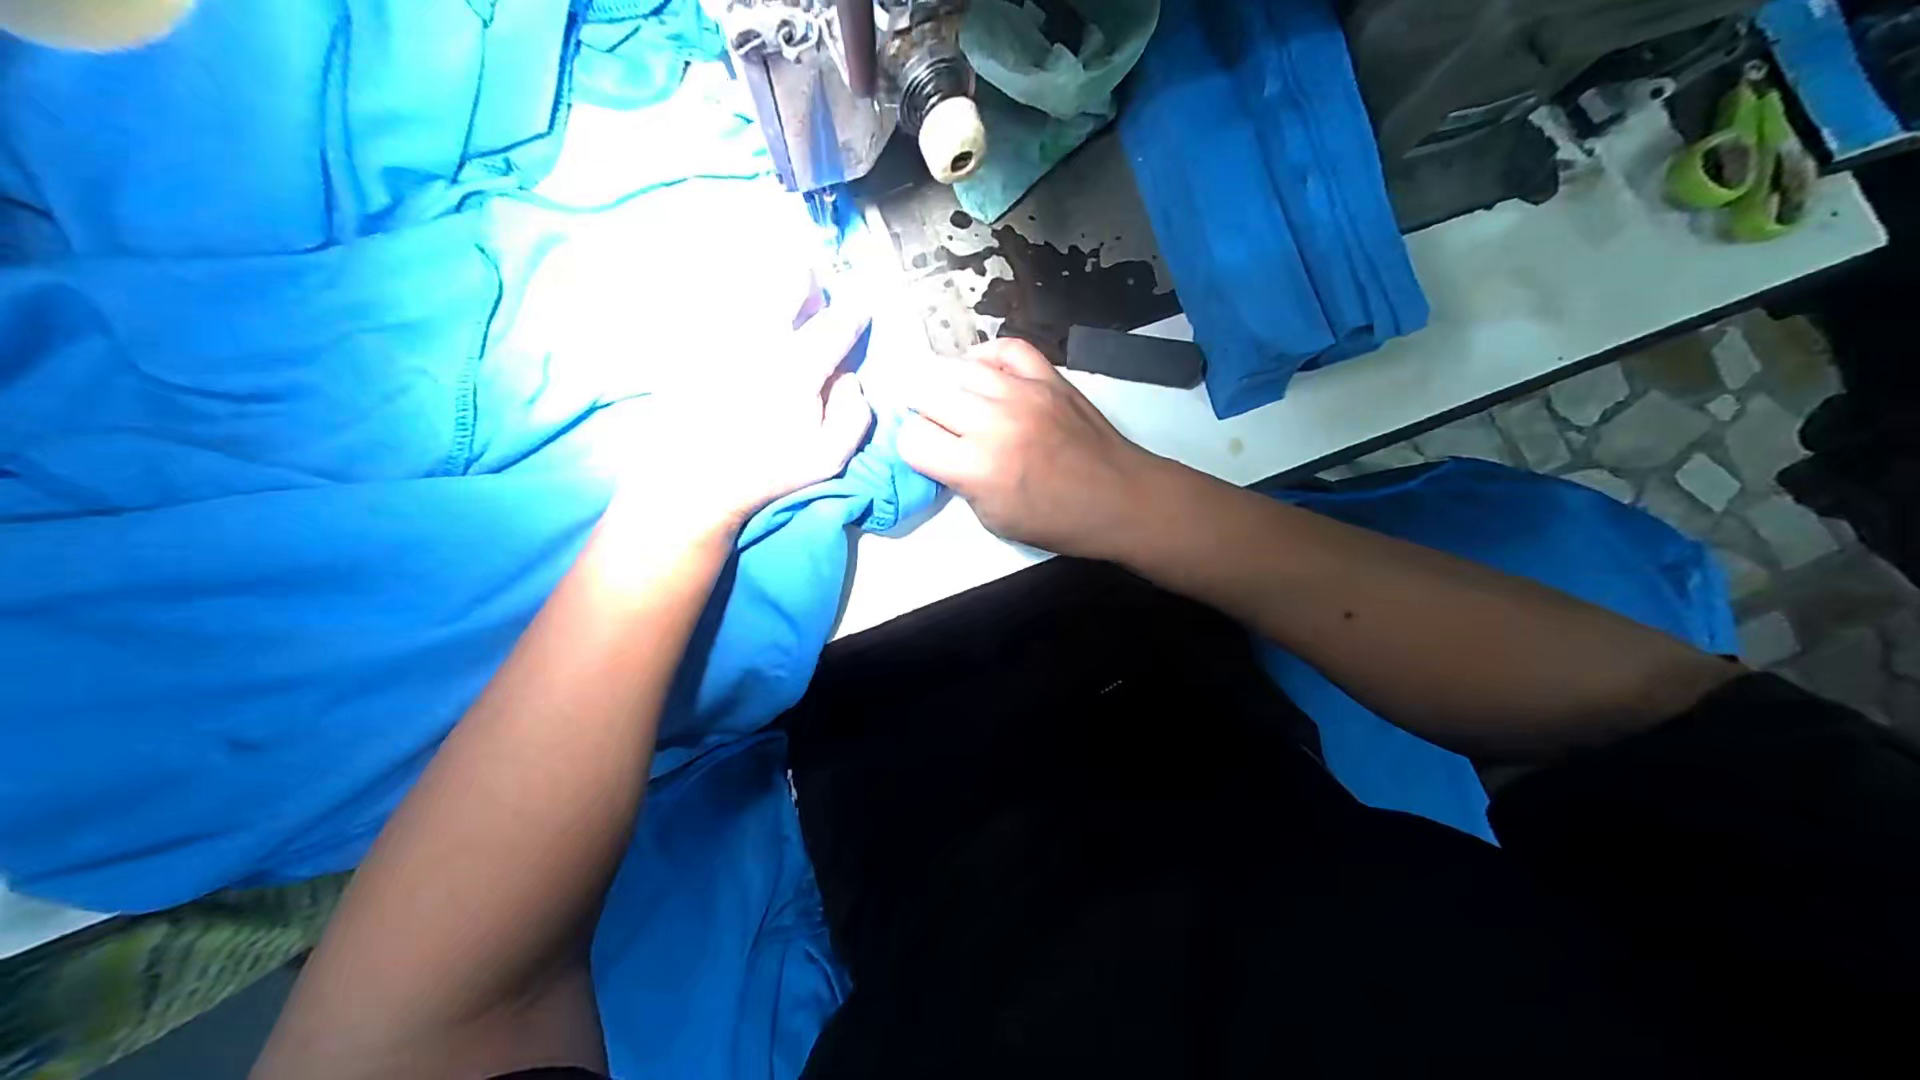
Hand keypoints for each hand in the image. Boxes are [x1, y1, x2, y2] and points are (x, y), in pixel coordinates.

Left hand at [615, 298, 873, 535]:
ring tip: (776, 318)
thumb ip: (854, 415)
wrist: (692, 478)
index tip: (858, 316)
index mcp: (798, 365)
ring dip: (774, 290)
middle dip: (811, 286)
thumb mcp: (828, 458)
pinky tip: (741, 335)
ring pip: (755, 282)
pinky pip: (718, 300)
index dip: (855, 314)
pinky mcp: (691, 336)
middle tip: (811, 308)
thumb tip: (850, 378)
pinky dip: (736, 305)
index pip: (838, 321)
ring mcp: (722, 331)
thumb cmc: (766, 471)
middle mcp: (759, 335)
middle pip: (792, 276)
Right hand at [898, 338, 1164, 558]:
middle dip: (921, 409)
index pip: (912, 437)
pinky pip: (1006, 348)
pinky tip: (983, 373)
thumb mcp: (993, 518)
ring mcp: (1023, 392)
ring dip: (947, 383)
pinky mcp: (1049, 377)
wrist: (1120, 499)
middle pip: (926, 392)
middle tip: (934, 423)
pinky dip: (987, 357)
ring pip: (958, 366)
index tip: (925, 451)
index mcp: (978, 467)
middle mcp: (994, 422)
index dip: (912, 445)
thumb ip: (958, 479)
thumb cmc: (1056, 521)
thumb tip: (938, 447)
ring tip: (955, 399)